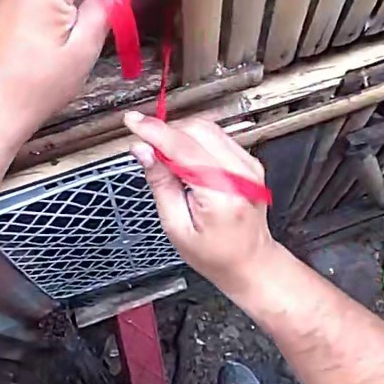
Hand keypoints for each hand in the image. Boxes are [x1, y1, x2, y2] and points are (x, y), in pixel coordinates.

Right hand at [124, 114, 284, 287]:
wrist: (250, 262)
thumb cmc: (216, 254)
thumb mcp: (177, 227)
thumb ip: (161, 184)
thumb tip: (144, 152)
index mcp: (222, 194)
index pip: (183, 148)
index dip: (154, 131)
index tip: (133, 122)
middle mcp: (241, 174)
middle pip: (196, 130)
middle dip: (166, 132)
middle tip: (145, 147)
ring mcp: (248, 165)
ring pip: (207, 128)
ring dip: (179, 133)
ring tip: (164, 157)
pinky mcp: (248, 161)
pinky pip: (216, 136)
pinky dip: (194, 139)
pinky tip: (184, 158)